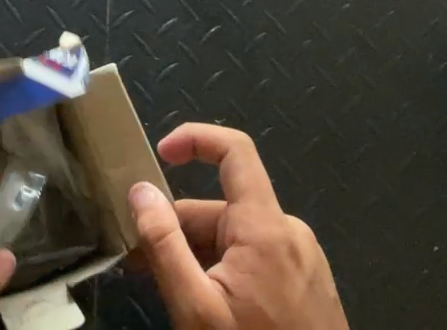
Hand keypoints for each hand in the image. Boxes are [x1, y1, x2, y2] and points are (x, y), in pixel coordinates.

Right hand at [128, 123, 347, 329]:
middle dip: (178, 228)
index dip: (194, 138)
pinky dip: (222, 270)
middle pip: (222, 208)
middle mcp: (290, 233)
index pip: (234, 151)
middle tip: (139, 263)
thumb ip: (163, 243)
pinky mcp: (308, 287)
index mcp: (267, 228)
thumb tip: (140, 190)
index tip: (159, 155)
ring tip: (164, 289)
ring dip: (196, 255)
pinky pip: (255, 260)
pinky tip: (201, 303)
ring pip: (235, 238)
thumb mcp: (195, 308)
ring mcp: (303, 261)